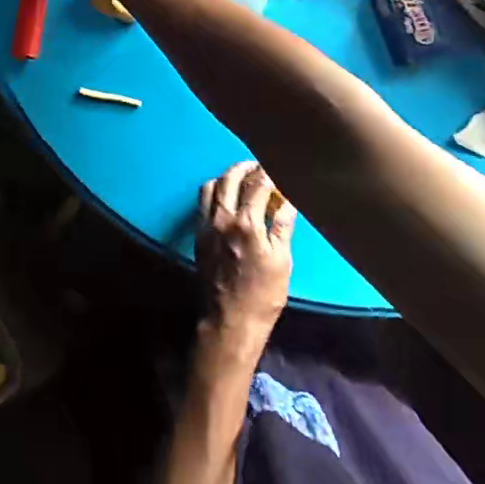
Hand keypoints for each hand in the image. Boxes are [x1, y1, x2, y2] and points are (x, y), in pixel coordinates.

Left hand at [196, 162, 295, 358]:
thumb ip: (282, 226)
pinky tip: (226, 198)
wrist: (230, 318)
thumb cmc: (263, 293)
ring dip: (225, 177)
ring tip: (240, 178)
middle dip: (244, 168)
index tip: (278, 167)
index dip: (269, 173)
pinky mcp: (197, 234)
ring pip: (210, 187)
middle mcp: (221, 218)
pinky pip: (201, 203)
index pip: (257, 185)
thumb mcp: (281, 260)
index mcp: (246, 223)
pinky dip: (213, 192)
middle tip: (257, 166)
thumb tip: (287, 200)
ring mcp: (205, 225)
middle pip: (229, 179)